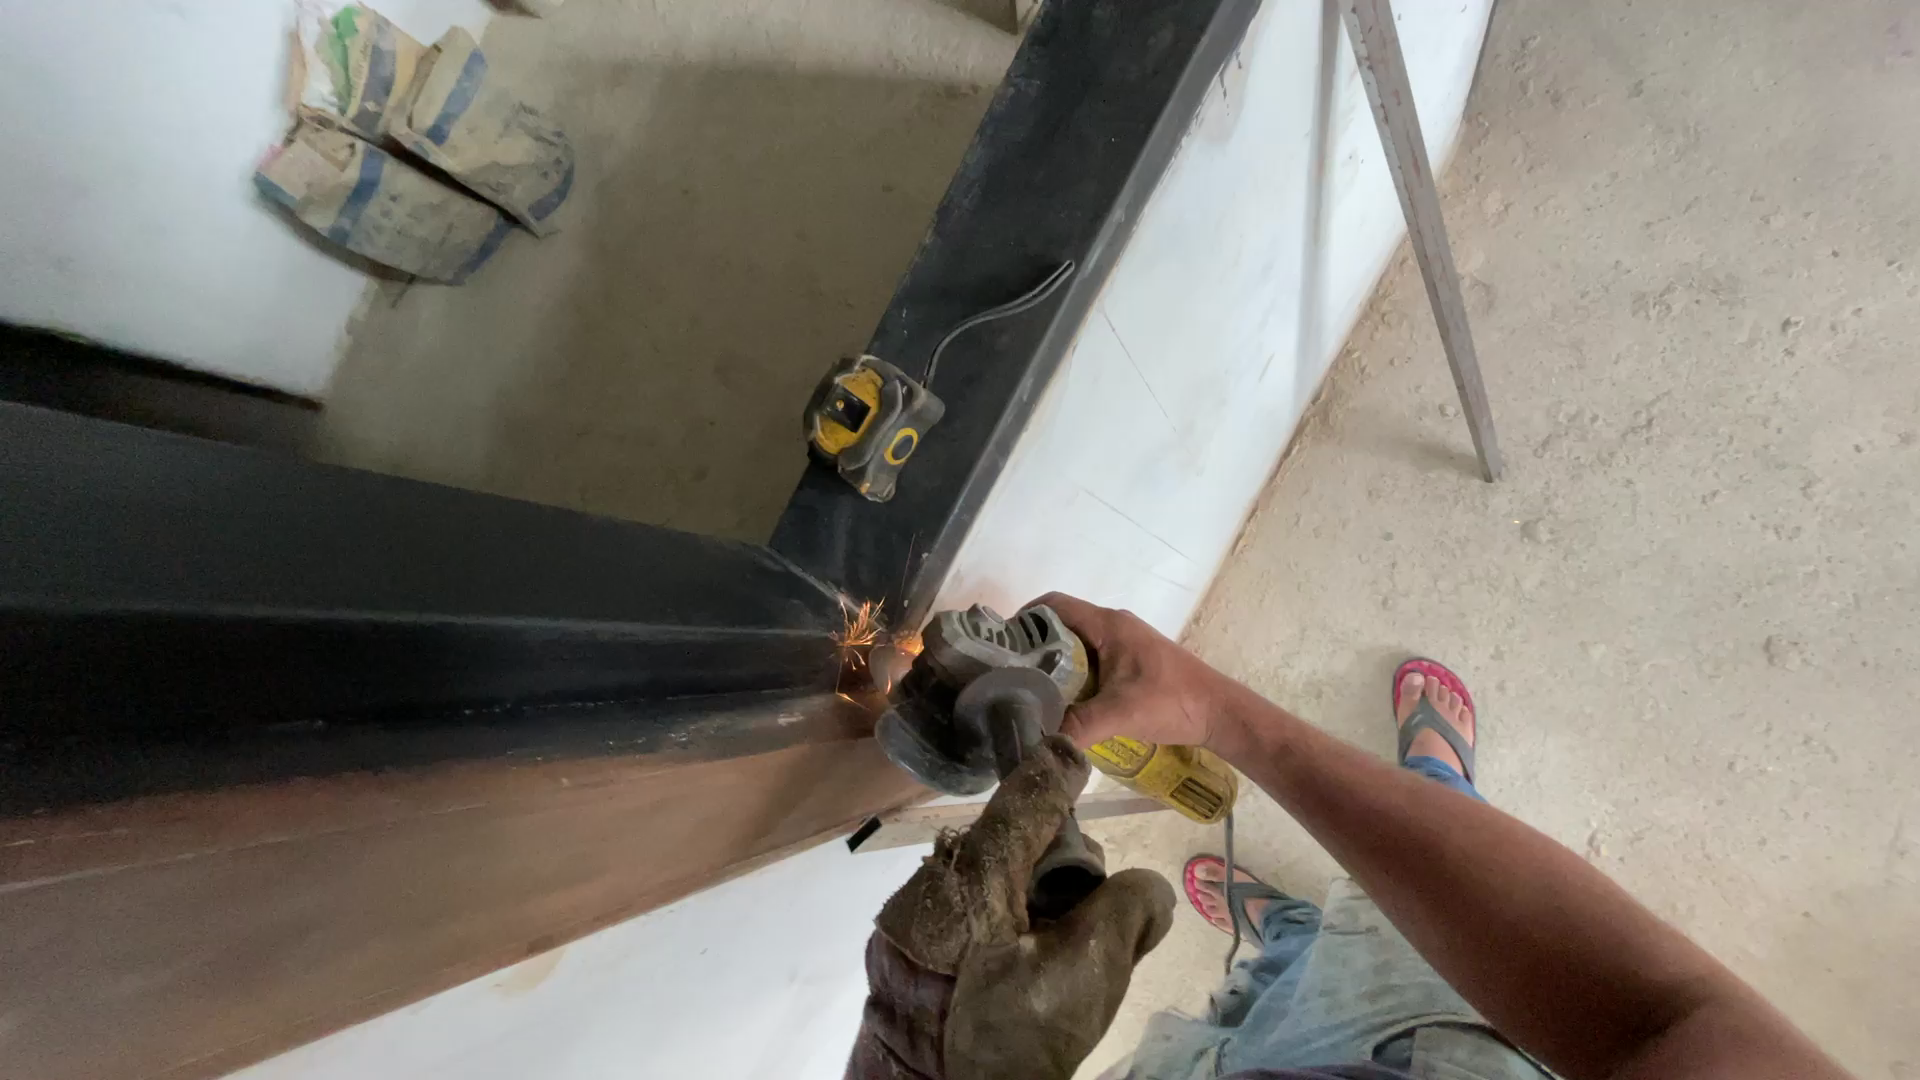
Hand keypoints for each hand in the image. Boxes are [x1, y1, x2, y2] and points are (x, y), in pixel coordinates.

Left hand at [847, 736, 1173, 1079]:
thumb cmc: (1004, 1036)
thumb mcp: (1084, 979)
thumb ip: (1126, 913)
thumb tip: (1149, 885)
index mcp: (978, 868)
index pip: (1027, 796)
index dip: (1058, 772)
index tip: (1077, 754)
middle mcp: (940, 872)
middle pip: (1016, 839)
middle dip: (1057, 861)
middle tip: (1083, 910)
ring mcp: (918, 905)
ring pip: (997, 874)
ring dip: (1032, 895)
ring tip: (1054, 949)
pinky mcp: (910, 937)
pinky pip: (972, 905)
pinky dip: (1005, 918)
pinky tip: (1022, 965)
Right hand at [1031, 592, 1240, 752]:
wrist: (1220, 712)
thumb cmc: (1171, 702)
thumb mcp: (1120, 715)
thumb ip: (1077, 727)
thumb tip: (1036, 744)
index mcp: (1108, 624)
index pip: (1055, 605)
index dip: (1025, 618)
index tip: (1003, 644)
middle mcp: (1114, 625)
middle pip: (1062, 624)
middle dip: (1034, 645)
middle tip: (1011, 673)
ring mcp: (1125, 641)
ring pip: (1077, 643)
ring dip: (1055, 661)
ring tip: (1031, 689)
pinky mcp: (1132, 659)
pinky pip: (1092, 657)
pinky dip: (1074, 672)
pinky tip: (1066, 699)